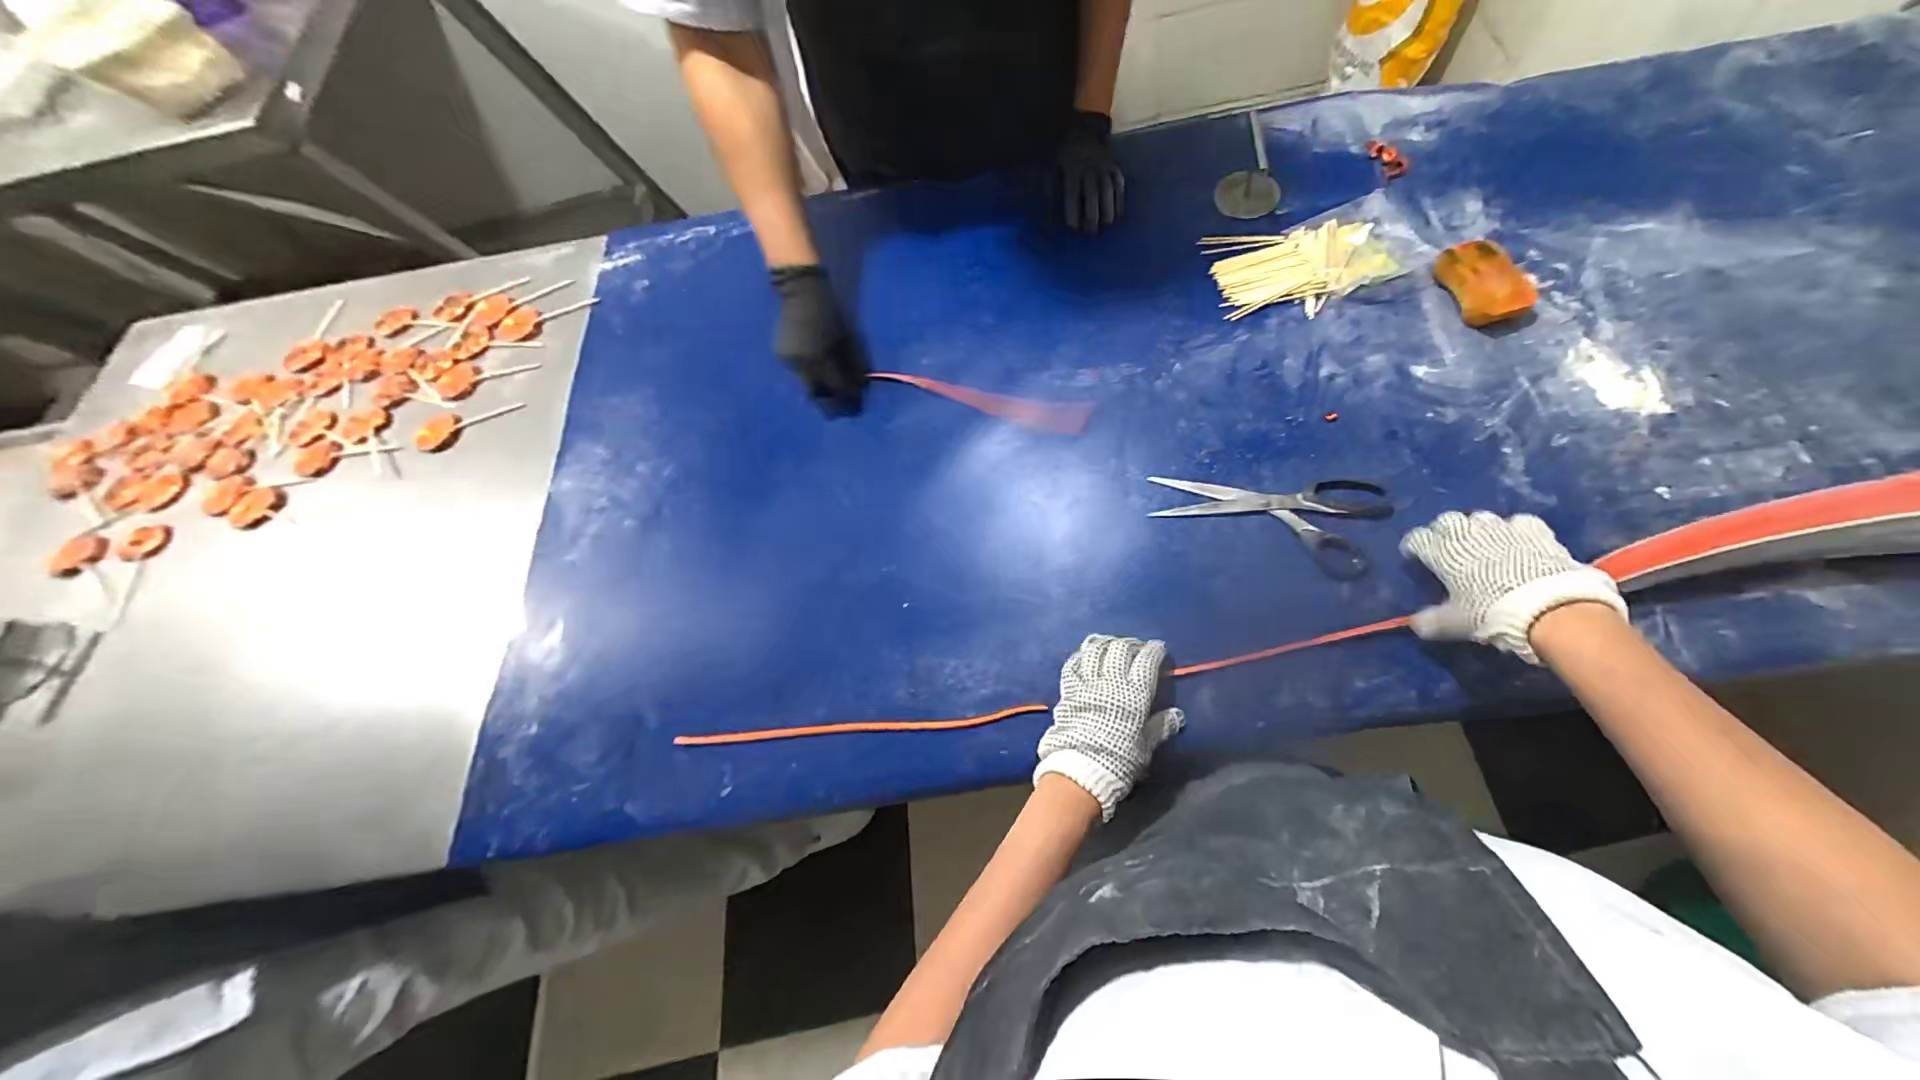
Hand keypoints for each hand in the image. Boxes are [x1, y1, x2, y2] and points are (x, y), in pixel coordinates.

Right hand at [769, 265, 866, 415]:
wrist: (799, 291)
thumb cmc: (830, 312)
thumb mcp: (848, 339)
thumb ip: (854, 365)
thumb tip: (862, 387)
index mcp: (820, 359)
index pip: (837, 389)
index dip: (849, 400)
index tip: (858, 408)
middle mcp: (802, 365)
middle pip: (818, 395)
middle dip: (833, 404)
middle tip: (846, 409)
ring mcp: (789, 362)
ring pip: (808, 385)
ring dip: (822, 389)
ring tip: (834, 390)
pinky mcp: (782, 357)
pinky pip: (799, 374)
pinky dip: (812, 376)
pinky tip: (819, 372)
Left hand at [1034, 634, 1183, 820]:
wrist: (1081, 769)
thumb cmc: (1119, 760)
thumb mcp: (1146, 746)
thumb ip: (1160, 727)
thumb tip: (1177, 715)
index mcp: (1135, 694)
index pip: (1147, 661)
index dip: (1154, 651)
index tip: (1158, 648)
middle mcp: (1111, 682)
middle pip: (1120, 650)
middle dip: (1130, 644)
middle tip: (1135, 646)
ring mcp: (1087, 683)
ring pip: (1095, 651)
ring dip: (1105, 643)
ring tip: (1110, 643)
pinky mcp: (1068, 690)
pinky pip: (1073, 665)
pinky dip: (1080, 656)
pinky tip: (1084, 654)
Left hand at [1054, 110, 1124, 234]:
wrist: (1083, 132)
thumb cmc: (1065, 158)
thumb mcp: (1054, 169)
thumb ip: (1052, 190)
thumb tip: (1048, 215)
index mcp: (1072, 169)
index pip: (1072, 196)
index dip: (1073, 214)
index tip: (1073, 230)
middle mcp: (1090, 168)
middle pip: (1092, 196)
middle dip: (1091, 217)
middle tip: (1091, 234)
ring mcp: (1105, 167)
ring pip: (1108, 192)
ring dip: (1107, 212)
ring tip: (1105, 227)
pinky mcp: (1116, 167)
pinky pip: (1120, 186)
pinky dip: (1120, 202)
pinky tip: (1118, 217)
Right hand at [1399, 511, 1627, 664]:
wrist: (1550, 608)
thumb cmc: (1491, 612)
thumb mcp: (1455, 622)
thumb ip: (1431, 620)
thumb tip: (1416, 623)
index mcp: (1443, 553)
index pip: (1417, 539)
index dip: (1413, 546)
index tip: (1414, 556)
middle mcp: (1468, 535)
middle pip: (1447, 520)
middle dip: (1443, 530)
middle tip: (1447, 546)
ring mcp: (1503, 530)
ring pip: (1481, 517)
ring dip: (1477, 528)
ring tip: (1482, 543)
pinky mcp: (1535, 531)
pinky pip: (1519, 523)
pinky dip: (1515, 530)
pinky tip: (1518, 542)